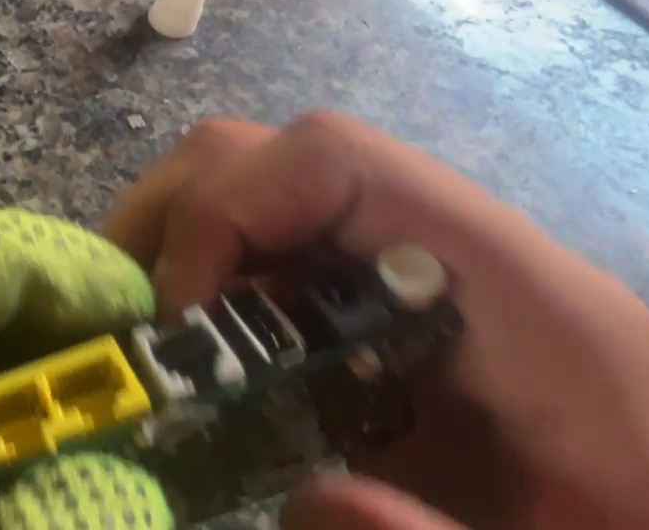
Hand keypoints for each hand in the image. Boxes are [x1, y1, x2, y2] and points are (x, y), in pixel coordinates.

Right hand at [102, 112, 648, 529]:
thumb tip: (315, 500)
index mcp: (519, 287)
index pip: (333, 160)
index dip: (228, 209)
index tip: (181, 313)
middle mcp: (445, 239)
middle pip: (261, 153)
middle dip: (169, 220)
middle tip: (129, 318)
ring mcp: (392, 247)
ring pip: (236, 174)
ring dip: (165, 237)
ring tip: (142, 325)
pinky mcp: (352, 273)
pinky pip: (243, 223)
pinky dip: (184, 261)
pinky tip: (182, 332)